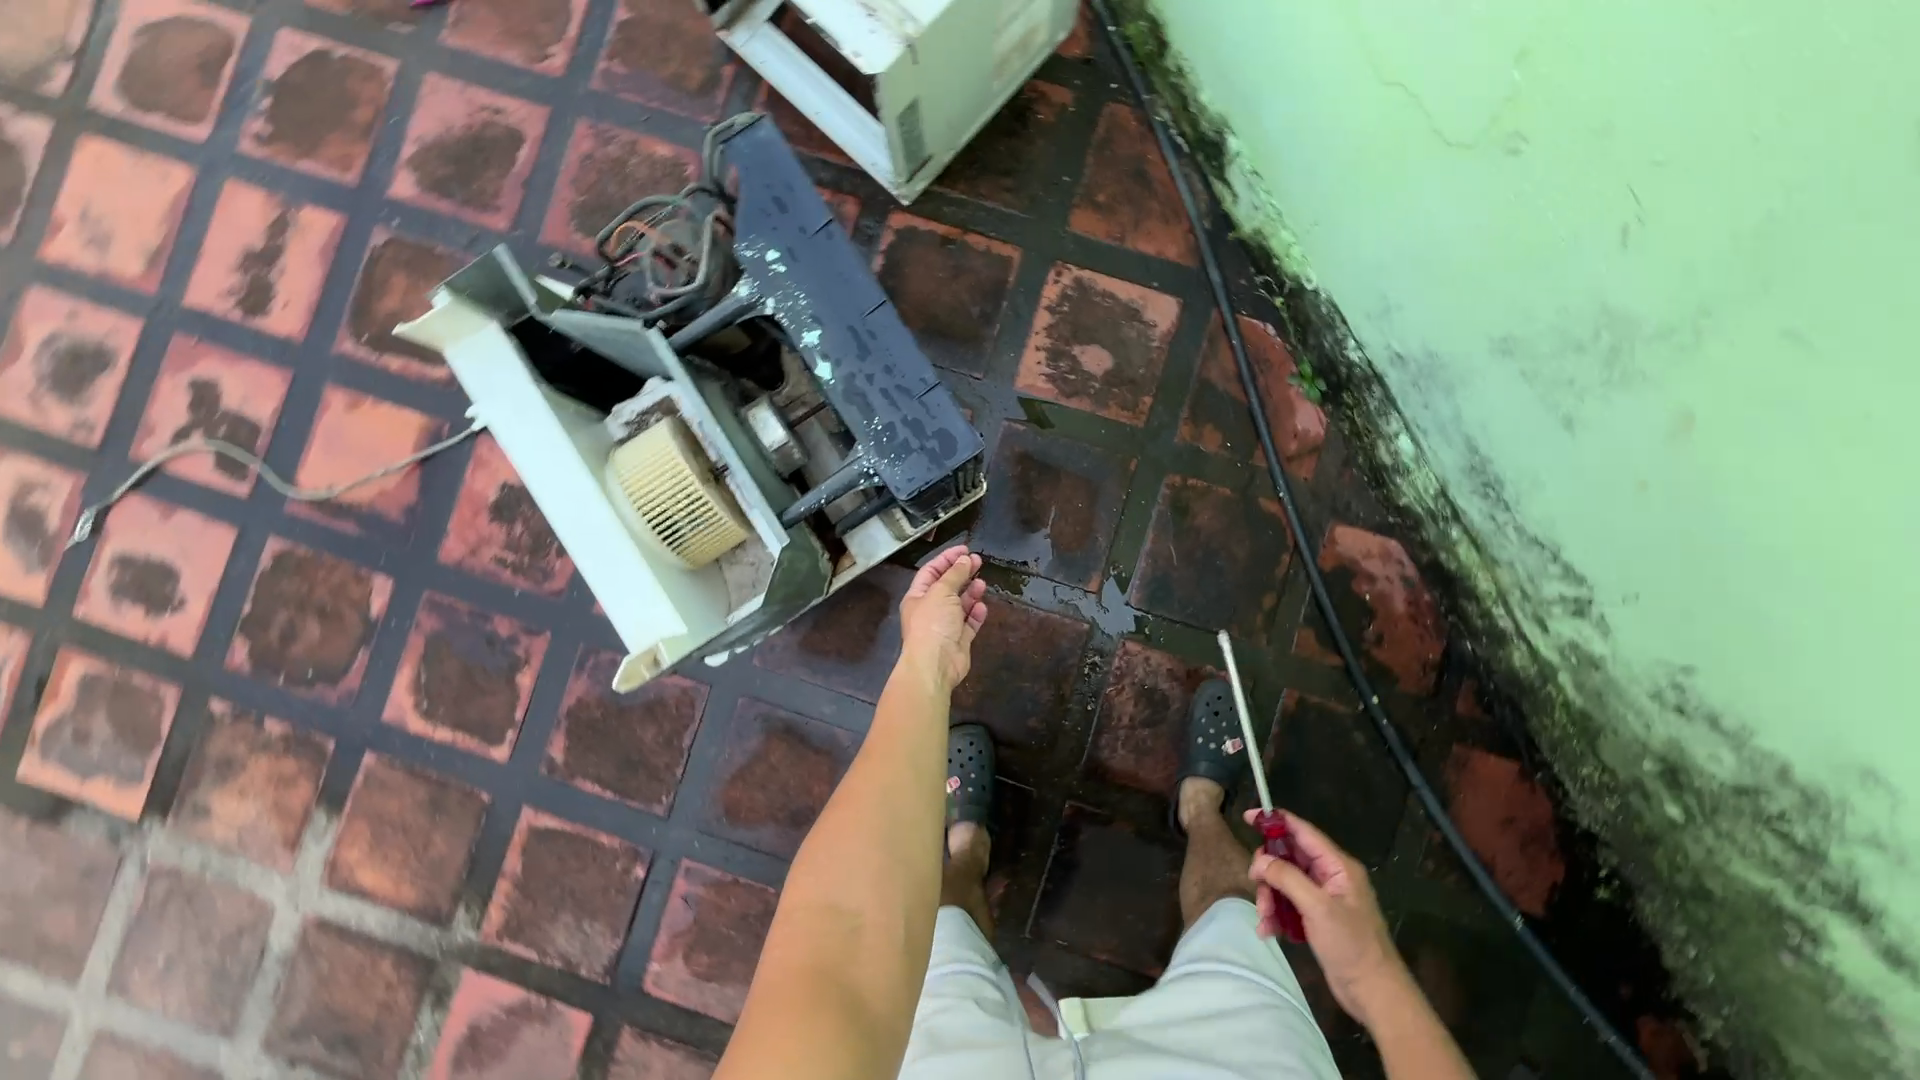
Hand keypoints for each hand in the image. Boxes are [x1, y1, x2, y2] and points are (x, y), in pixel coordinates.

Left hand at [898, 545, 988, 691]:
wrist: (935, 664)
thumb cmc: (933, 622)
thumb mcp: (942, 591)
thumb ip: (955, 574)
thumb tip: (965, 559)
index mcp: (918, 596)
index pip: (932, 571)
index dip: (947, 558)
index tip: (965, 550)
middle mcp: (930, 609)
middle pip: (947, 586)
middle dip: (962, 573)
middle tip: (979, 562)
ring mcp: (945, 626)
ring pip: (960, 604)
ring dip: (971, 592)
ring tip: (982, 583)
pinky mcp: (958, 640)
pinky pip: (969, 623)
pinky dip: (975, 614)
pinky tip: (981, 607)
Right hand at [1246, 809, 1410, 1027]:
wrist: (1373, 992)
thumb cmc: (1351, 945)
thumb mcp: (1318, 908)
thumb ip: (1287, 878)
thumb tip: (1259, 860)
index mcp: (1338, 866)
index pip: (1303, 832)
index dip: (1275, 821)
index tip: (1248, 816)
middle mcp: (1330, 876)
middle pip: (1289, 858)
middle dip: (1269, 871)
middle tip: (1256, 884)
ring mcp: (1323, 898)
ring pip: (1285, 882)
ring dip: (1270, 897)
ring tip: (1265, 919)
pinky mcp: (1317, 918)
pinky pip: (1288, 904)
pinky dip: (1276, 914)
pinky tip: (1268, 931)